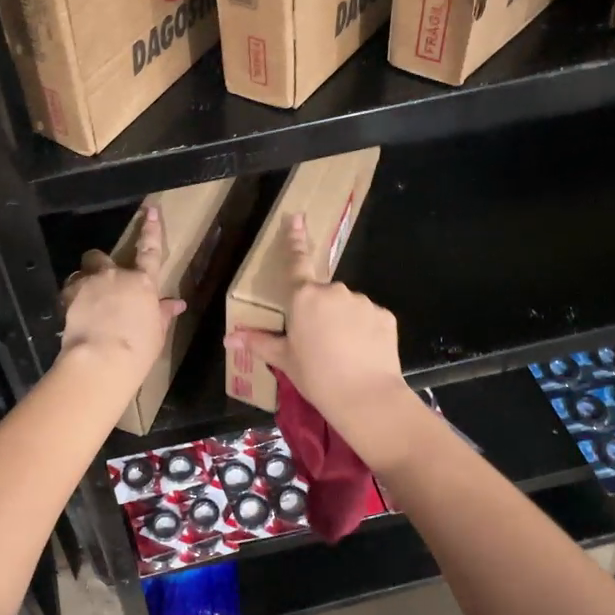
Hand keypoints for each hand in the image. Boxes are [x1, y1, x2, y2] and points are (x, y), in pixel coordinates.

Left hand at [59, 205, 185, 378]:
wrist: (101, 358)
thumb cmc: (137, 349)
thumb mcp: (157, 333)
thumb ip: (163, 314)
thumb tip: (176, 304)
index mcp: (142, 282)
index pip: (150, 250)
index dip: (150, 229)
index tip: (149, 210)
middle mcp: (115, 275)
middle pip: (101, 257)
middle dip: (99, 266)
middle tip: (102, 283)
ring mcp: (90, 283)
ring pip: (81, 271)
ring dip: (83, 281)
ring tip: (85, 301)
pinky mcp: (69, 296)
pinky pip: (68, 290)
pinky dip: (71, 299)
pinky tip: (74, 314)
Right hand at [224, 213, 417, 436]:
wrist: (366, 396)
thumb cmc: (316, 377)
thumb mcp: (284, 360)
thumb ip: (258, 342)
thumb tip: (229, 339)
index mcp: (303, 298)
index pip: (296, 262)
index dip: (295, 239)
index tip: (297, 218)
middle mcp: (333, 291)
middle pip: (321, 294)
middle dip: (319, 311)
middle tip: (317, 343)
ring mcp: (362, 302)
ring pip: (346, 306)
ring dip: (342, 321)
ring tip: (342, 353)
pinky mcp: (385, 316)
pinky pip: (368, 319)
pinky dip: (363, 331)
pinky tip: (361, 353)